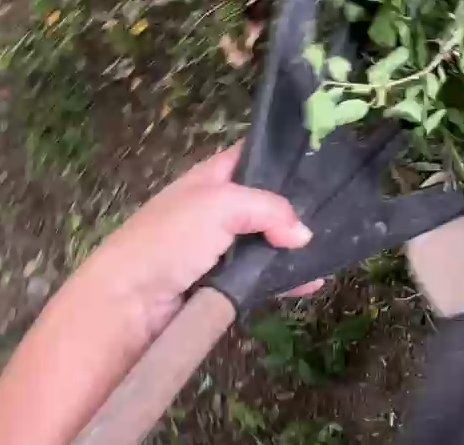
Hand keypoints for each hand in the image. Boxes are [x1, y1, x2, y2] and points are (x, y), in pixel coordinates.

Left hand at [72, 144, 315, 347]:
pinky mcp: (223, 285)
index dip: (285, 154)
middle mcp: (219, 209)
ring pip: (269, 240)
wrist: (124, 307)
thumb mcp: (221, 205)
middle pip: (268, 200)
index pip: (255, 155)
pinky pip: (263, 276)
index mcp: (212, 177)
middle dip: (300, 203)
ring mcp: (221, 248)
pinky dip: (286, 278)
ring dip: (295, 244)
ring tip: (334, 242)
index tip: (326, 157)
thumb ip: (271, 210)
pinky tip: (313, 279)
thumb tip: (305, 234)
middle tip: (340, 204)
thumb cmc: (169, 239)